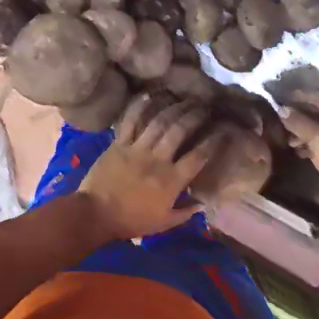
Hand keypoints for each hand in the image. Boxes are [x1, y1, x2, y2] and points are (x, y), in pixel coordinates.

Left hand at [77, 96, 220, 240]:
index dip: (212, 141)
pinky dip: (139, 106)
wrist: (95, 214)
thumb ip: (185, 212)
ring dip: (174, 108)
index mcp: (171, 180)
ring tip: (185, 100)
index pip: (198, 156)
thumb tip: (203, 202)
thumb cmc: (131, 221)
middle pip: (180, 130)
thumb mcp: (164, 223)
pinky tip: (149, 95)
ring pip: (159, 122)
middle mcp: (157, 159)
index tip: (222, 130)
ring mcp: (137, 148)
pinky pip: (130, 121)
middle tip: (204, 107)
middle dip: (194, 116)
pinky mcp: (118, 143)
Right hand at [281, 89, 318, 208]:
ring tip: (289, 139)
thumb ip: (300, 123)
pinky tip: (301, 151)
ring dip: (306, 130)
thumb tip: (283, 109)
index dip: (302, 95)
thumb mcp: (318, 140)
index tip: (283, 97)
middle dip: (302, 114)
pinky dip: (314, 143)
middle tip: (283, 118)